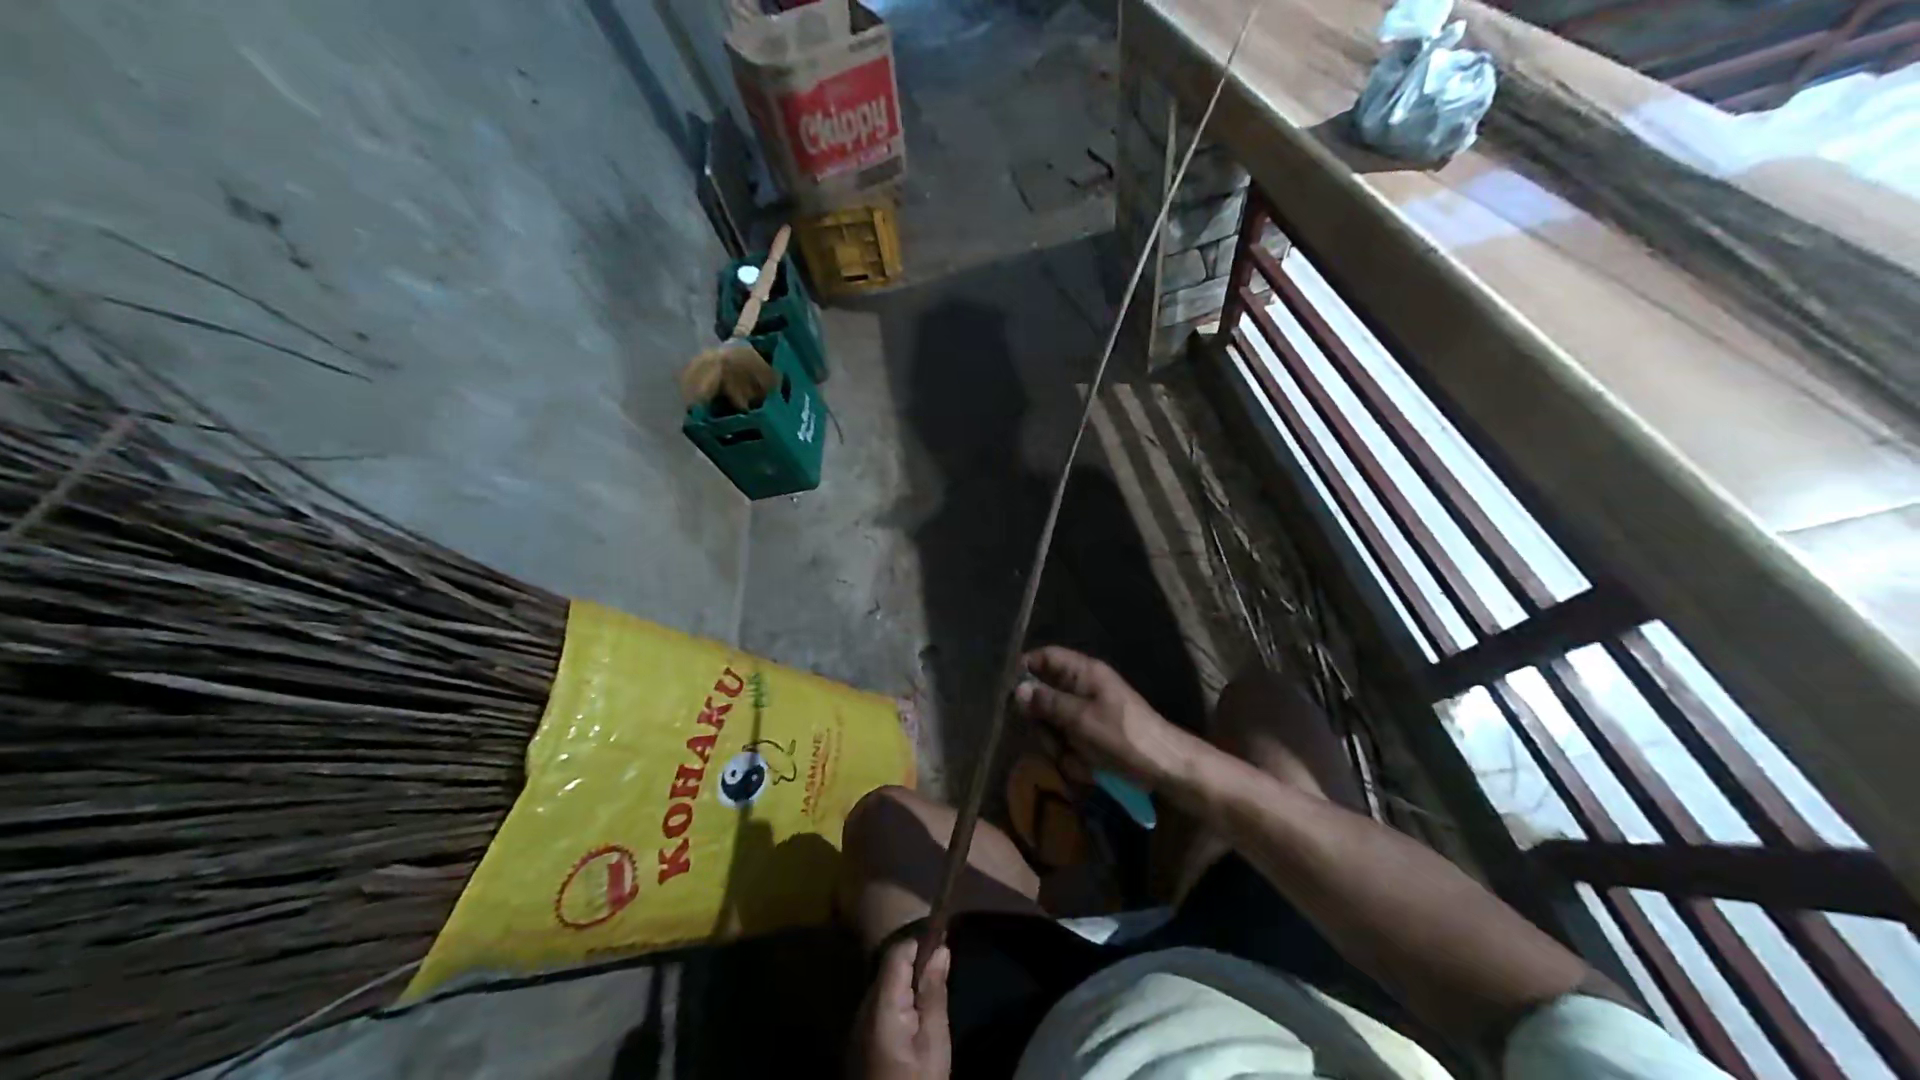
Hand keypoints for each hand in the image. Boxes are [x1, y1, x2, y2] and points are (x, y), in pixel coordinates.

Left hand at [852, 938, 950, 1079]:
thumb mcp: (934, 1043)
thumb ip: (934, 993)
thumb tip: (940, 949)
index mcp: (881, 1003)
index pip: (898, 952)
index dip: (921, 942)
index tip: (945, 940)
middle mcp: (863, 1007)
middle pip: (889, 968)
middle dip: (916, 964)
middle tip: (944, 971)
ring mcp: (858, 1025)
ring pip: (884, 987)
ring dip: (908, 984)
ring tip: (933, 995)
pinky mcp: (859, 1042)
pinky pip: (879, 1007)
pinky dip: (898, 1003)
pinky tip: (915, 1019)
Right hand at [1015, 646, 1206, 791]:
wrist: (1164, 767)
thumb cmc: (1124, 736)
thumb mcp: (1081, 719)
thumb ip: (1048, 703)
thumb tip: (1018, 689)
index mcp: (1084, 673)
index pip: (1046, 657)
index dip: (1026, 669)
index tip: (1011, 694)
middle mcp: (1083, 688)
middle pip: (1043, 696)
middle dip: (1043, 723)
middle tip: (1053, 739)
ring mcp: (1087, 713)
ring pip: (1052, 725)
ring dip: (1058, 745)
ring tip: (1076, 758)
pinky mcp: (1092, 736)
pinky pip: (1068, 743)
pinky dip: (1073, 758)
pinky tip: (1087, 768)